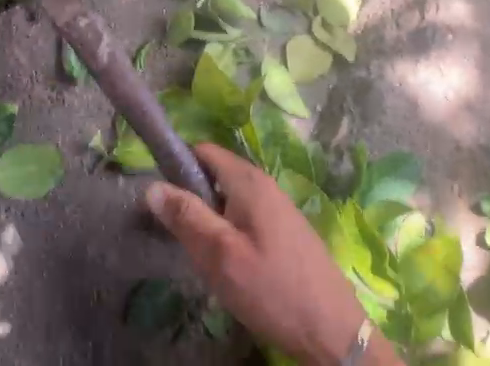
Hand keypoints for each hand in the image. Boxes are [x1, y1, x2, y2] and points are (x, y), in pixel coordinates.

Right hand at [145, 144, 396, 365]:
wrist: (337, 338)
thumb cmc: (273, 290)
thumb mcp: (220, 255)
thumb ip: (186, 216)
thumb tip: (152, 186)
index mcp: (249, 181)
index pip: (201, 151)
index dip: (176, 167)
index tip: (164, 200)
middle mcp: (266, 185)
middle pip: (215, 176)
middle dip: (194, 200)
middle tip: (185, 236)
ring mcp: (281, 209)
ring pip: (230, 201)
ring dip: (213, 221)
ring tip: (207, 255)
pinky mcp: (289, 233)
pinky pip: (248, 219)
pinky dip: (233, 234)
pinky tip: (234, 266)